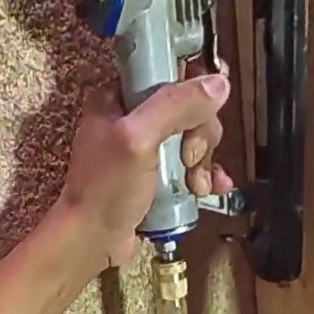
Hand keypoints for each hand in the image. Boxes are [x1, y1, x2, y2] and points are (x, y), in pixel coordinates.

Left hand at [52, 73, 234, 266]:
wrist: (93, 241)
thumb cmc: (106, 188)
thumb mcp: (137, 139)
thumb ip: (175, 107)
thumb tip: (219, 83)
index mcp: (118, 98)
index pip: (166, 73)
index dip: (194, 87)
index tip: (208, 108)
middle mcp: (133, 118)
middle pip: (187, 109)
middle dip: (199, 136)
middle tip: (190, 159)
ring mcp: (146, 149)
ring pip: (193, 139)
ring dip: (203, 161)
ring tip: (197, 185)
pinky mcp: (157, 176)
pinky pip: (191, 166)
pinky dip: (204, 176)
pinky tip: (211, 189)